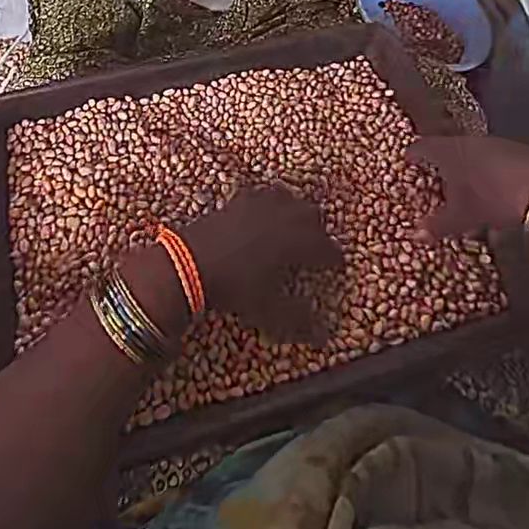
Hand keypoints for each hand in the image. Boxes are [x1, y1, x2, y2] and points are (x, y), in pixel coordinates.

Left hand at [180, 186, 342, 343]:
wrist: (189, 263)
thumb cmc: (234, 288)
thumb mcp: (268, 310)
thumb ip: (297, 319)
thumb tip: (322, 334)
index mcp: (294, 241)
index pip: (324, 245)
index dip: (333, 256)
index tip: (338, 264)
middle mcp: (280, 217)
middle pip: (309, 214)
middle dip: (317, 228)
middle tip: (317, 244)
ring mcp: (256, 205)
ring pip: (286, 197)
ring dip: (294, 208)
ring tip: (294, 221)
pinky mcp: (235, 201)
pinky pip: (259, 193)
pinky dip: (266, 199)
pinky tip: (262, 209)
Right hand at [410, 136, 528, 323]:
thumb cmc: (491, 197)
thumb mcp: (463, 216)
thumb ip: (438, 224)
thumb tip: (414, 234)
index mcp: (448, 151)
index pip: (423, 147)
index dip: (414, 155)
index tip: (407, 160)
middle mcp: (469, 142)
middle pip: (449, 151)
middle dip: (443, 167)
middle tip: (435, 182)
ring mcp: (497, 146)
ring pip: (474, 158)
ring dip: (468, 174)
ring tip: (465, 196)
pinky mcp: (519, 155)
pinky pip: (494, 165)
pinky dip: (489, 179)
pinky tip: (494, 199)